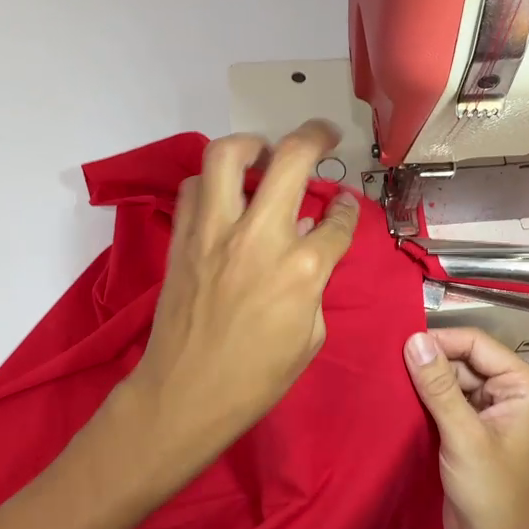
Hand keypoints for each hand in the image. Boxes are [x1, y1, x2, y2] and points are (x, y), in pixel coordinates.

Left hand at [128, 121, 360, 458]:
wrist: (187, 394)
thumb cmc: (257, 379)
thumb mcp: (310, 337)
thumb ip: (315, 283)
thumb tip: (309, 244)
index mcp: (303, 269)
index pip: (336, 220)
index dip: (347, 208)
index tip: (345, 203)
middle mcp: (260, 237)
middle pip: (291, 159)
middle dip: (315, 136)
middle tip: (323, 134)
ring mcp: (214, 233)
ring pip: (227, 155)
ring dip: (251, 144)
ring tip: (262, 153)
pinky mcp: (182, 239)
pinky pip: (193, 188)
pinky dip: (212, 181)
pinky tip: (224, 194)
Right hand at [402, 327, 528, 528]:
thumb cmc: (489, 493)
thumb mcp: (462, 436)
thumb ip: (438, 387)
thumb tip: (413, 340)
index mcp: (525, 384)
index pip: (477, 343)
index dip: (440, 342)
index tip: (399, 348)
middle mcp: (512, 389)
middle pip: (463, 358)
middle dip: (430, 362)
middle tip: (389, 366)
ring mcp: (492, 408)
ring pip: (452, 378)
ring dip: (425, 381)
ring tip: (391, 381)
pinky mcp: (472, 426)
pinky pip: (447, 399)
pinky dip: (426, 399)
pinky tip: (402, 399)